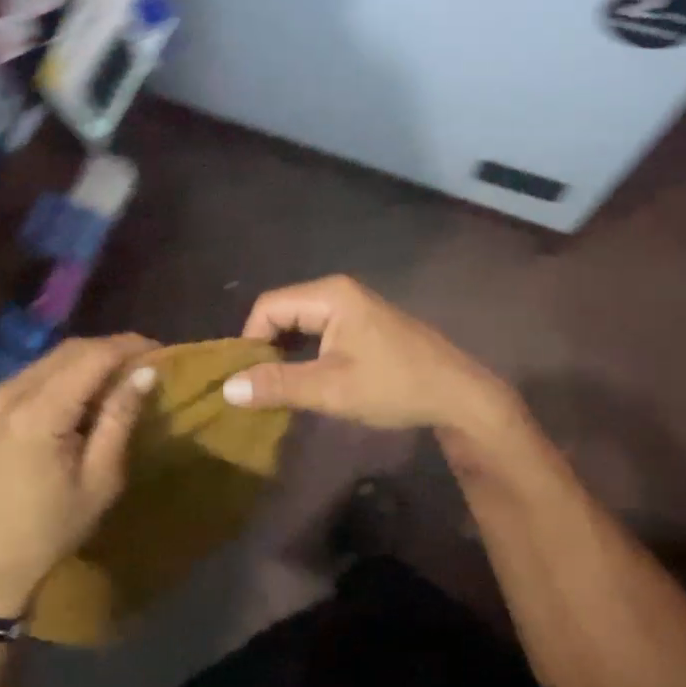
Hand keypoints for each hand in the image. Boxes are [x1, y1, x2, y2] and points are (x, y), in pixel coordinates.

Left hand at [0, 335, 158, 615]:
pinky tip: (91, 389)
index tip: (164, 353)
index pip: (93, 357)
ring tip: (125, 374)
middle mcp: (12, 392)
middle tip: (149, 363)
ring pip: (54, 357)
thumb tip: (147, 372)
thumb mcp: (99, 480)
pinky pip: (38, 372)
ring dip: (91, 358)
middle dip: (113, 349)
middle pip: (72, 349)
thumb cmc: (49, 531)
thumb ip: (120, 419)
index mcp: (38, 413)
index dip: (131, 347)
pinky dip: (69, 371)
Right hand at [223, 275, 512, 431]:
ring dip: (285, 351)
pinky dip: (304, 351)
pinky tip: (304, 379)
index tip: (245, 379)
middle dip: (265, 346)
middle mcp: (338, 291)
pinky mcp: (363, 323)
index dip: (250, 341)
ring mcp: (353, 305)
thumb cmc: (393, 387)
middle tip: (257, 386)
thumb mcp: (331, 390)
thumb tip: (227, 387)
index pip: (268, 307)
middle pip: (282, 310)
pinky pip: (318, 329)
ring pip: (300, 321)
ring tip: (276, 387)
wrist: (458, 395)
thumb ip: (277, 385)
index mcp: (330, 295)